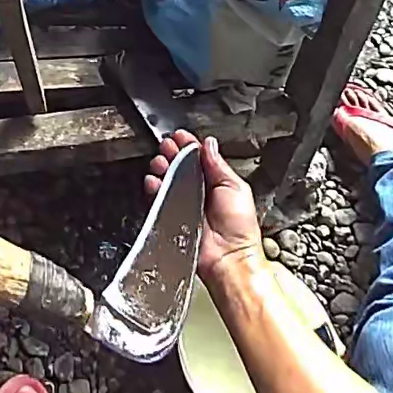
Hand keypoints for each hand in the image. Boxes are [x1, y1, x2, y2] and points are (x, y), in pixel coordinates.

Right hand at [144, 131, 264, 285]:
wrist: (230, 257)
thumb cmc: (239, 227)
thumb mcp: (235, 186)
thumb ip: (219, 165)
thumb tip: (209, 144)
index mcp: (216, 182)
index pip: (198, 158)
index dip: (188, 145)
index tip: (181, 136)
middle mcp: (198, 192)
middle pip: (180, 166)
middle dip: (172, 153)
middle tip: (167, 145)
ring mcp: (184, 204)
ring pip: (167, 180)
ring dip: (161, 167)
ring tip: (160, 161)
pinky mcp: (172, 218)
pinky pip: (158, 200)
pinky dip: (153, 188)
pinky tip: (153, 180)